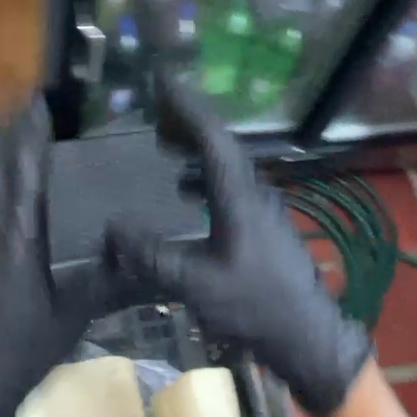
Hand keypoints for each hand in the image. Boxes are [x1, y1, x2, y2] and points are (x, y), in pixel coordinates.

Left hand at [0, 98, 107, 416]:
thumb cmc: (23, 353)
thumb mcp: (73, 316)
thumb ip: (107, 281)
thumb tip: (146, 258)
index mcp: (18, 241)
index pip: (24, 174)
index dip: (30, 137)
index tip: (41, 108)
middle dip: (8, 132)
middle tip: (27, 104)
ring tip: (4, 124)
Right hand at [107, 74, 370, 416]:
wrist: (305, 334)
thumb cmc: (253, 306)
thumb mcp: (195, 284)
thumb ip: (152, 256)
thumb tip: (111, 229)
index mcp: (238, 197)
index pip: (210, 138)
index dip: (184, 108)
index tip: (160, 82)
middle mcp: (254, 193)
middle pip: (219, 144)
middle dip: (186, 123)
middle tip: (154, 110)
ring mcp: (262, 209)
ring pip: (226, 165)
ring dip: (195, 149)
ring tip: (164, 144)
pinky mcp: (263, 226)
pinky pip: (229, 185)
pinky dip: (204, 176)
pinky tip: (187, 192)